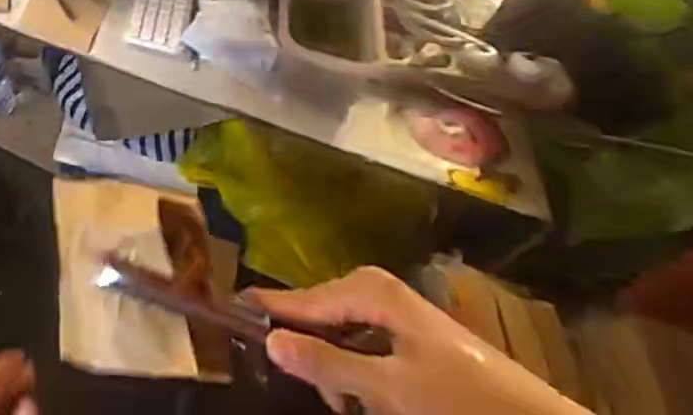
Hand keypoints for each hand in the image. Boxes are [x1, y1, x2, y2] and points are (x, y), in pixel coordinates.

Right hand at [243, 267, 587, 414]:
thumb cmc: (467, 406)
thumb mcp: (392, 391)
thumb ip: (328, 363)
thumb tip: (269, 340)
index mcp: (368, 290)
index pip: (300, 298)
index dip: (266, 309)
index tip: (225, 308)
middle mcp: (377, 290)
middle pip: (319, 314)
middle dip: (306, 349)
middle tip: (304, 387)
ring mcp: (396, 313)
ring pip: (340, 335)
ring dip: (334, 368)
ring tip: (340, 404)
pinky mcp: (413, 339)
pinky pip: (365, 347)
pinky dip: (357, 373)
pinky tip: (363, 400)